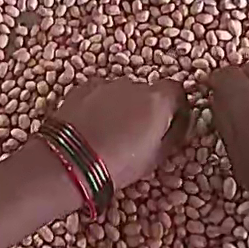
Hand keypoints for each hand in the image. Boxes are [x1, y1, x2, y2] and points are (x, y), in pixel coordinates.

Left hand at [51, 77, 187, 187]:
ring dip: (121, 106)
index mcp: (157, 100)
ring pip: (121, 92)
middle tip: (138, 134)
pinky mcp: (81, 88)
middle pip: (147, 92)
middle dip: (146, 108)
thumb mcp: (156, 157)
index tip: (172, 124)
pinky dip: (99, 105)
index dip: (176, 107)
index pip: (176, 92)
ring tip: (111, 132)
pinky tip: (93, 125)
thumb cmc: (120, 163)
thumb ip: (171, 135)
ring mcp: (105, 84)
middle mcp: (132, 85)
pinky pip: (98, 94)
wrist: (72, 159)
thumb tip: (176, 126)